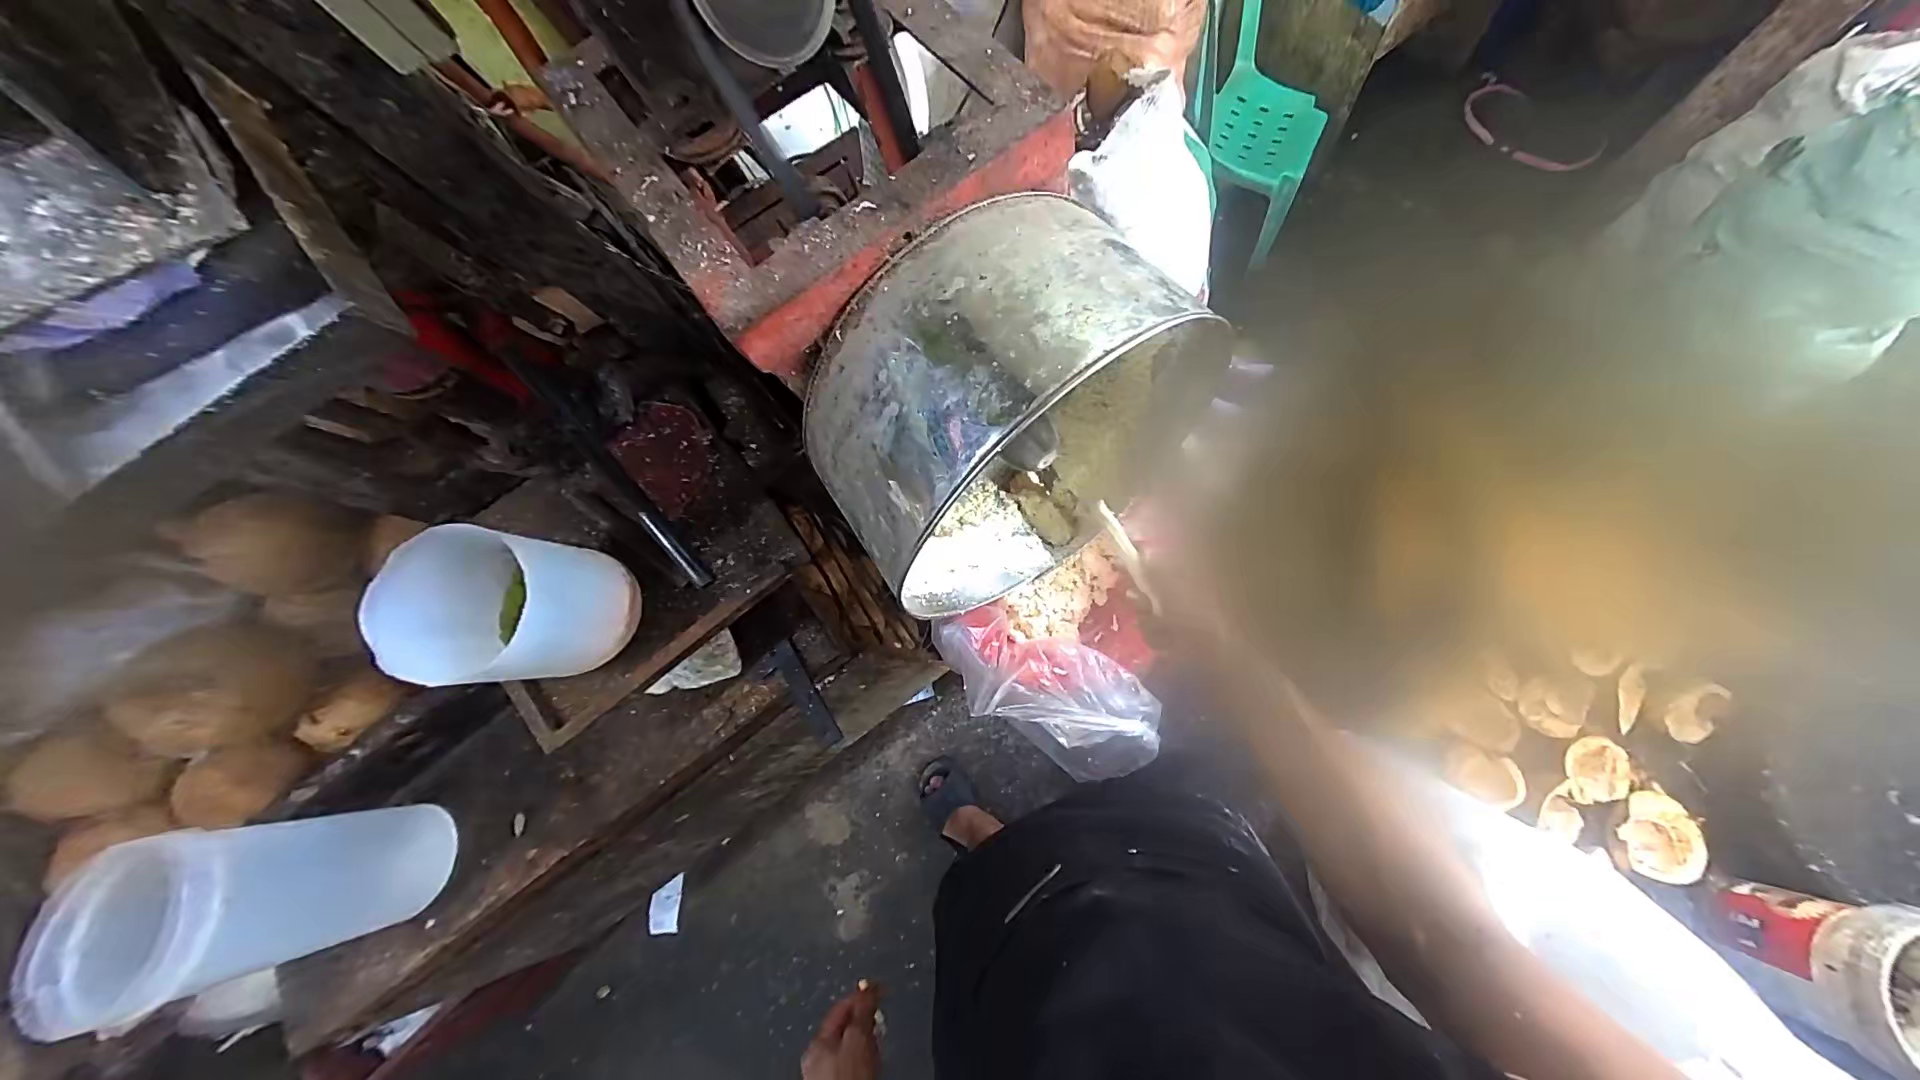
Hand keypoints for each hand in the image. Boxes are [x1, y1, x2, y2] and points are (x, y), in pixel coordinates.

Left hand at [800, 982, 879, 1079]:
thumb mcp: (857, 1038)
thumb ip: (862, 1011)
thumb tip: (868, 989)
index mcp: (817, 1043)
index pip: (841, 1007)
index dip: (861, 994)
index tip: (878, 987)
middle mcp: (817, 1059)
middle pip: (844, 1027)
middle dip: (863, 1018)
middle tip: (878, 1013)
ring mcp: (826, 1076)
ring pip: (849, 1047)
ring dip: (865, 1038)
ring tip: (878, 1038)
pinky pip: (854, 1064)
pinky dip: (865, 1057)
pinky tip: (873, 1061)